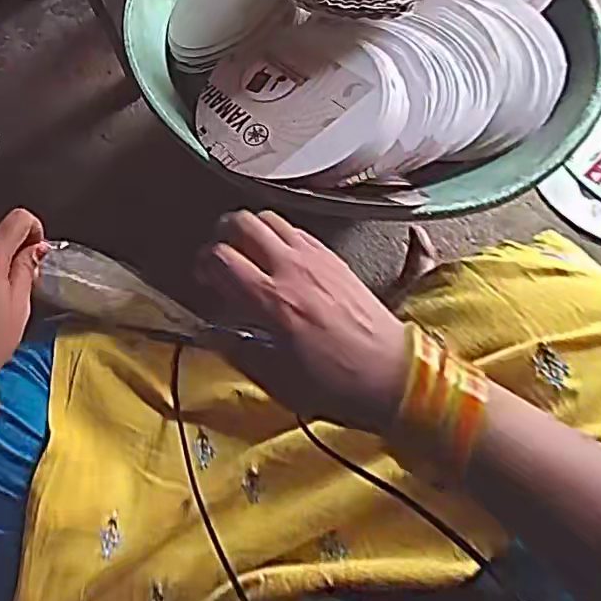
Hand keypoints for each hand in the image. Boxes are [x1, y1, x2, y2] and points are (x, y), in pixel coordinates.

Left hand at [0, 208, 46, 379]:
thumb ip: (27, 268)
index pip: (18, 218)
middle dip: (18, 244)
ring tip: (8, 288)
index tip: (38, 251)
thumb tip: (37, 248)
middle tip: (27, 273)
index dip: (34, 229)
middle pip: (1, 229)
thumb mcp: (19, 303)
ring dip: (2, 255)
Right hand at [196, 210, 408, 430]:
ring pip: (267, 217)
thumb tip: (211, 335)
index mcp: (272, 300)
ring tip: (247, 249)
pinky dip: (277, 234)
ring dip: (250, 229)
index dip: (203, 262)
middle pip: (240, 223)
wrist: (397, 375)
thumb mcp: (280, 378)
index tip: (203, 276)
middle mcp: (290, 269)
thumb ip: (239, 351)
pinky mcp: (332, 256)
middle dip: (221, 234)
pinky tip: (278, 255)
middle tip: (220, 253)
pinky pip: (294, 228)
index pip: (221, 256)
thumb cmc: (339, 382)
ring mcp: (313, 258)